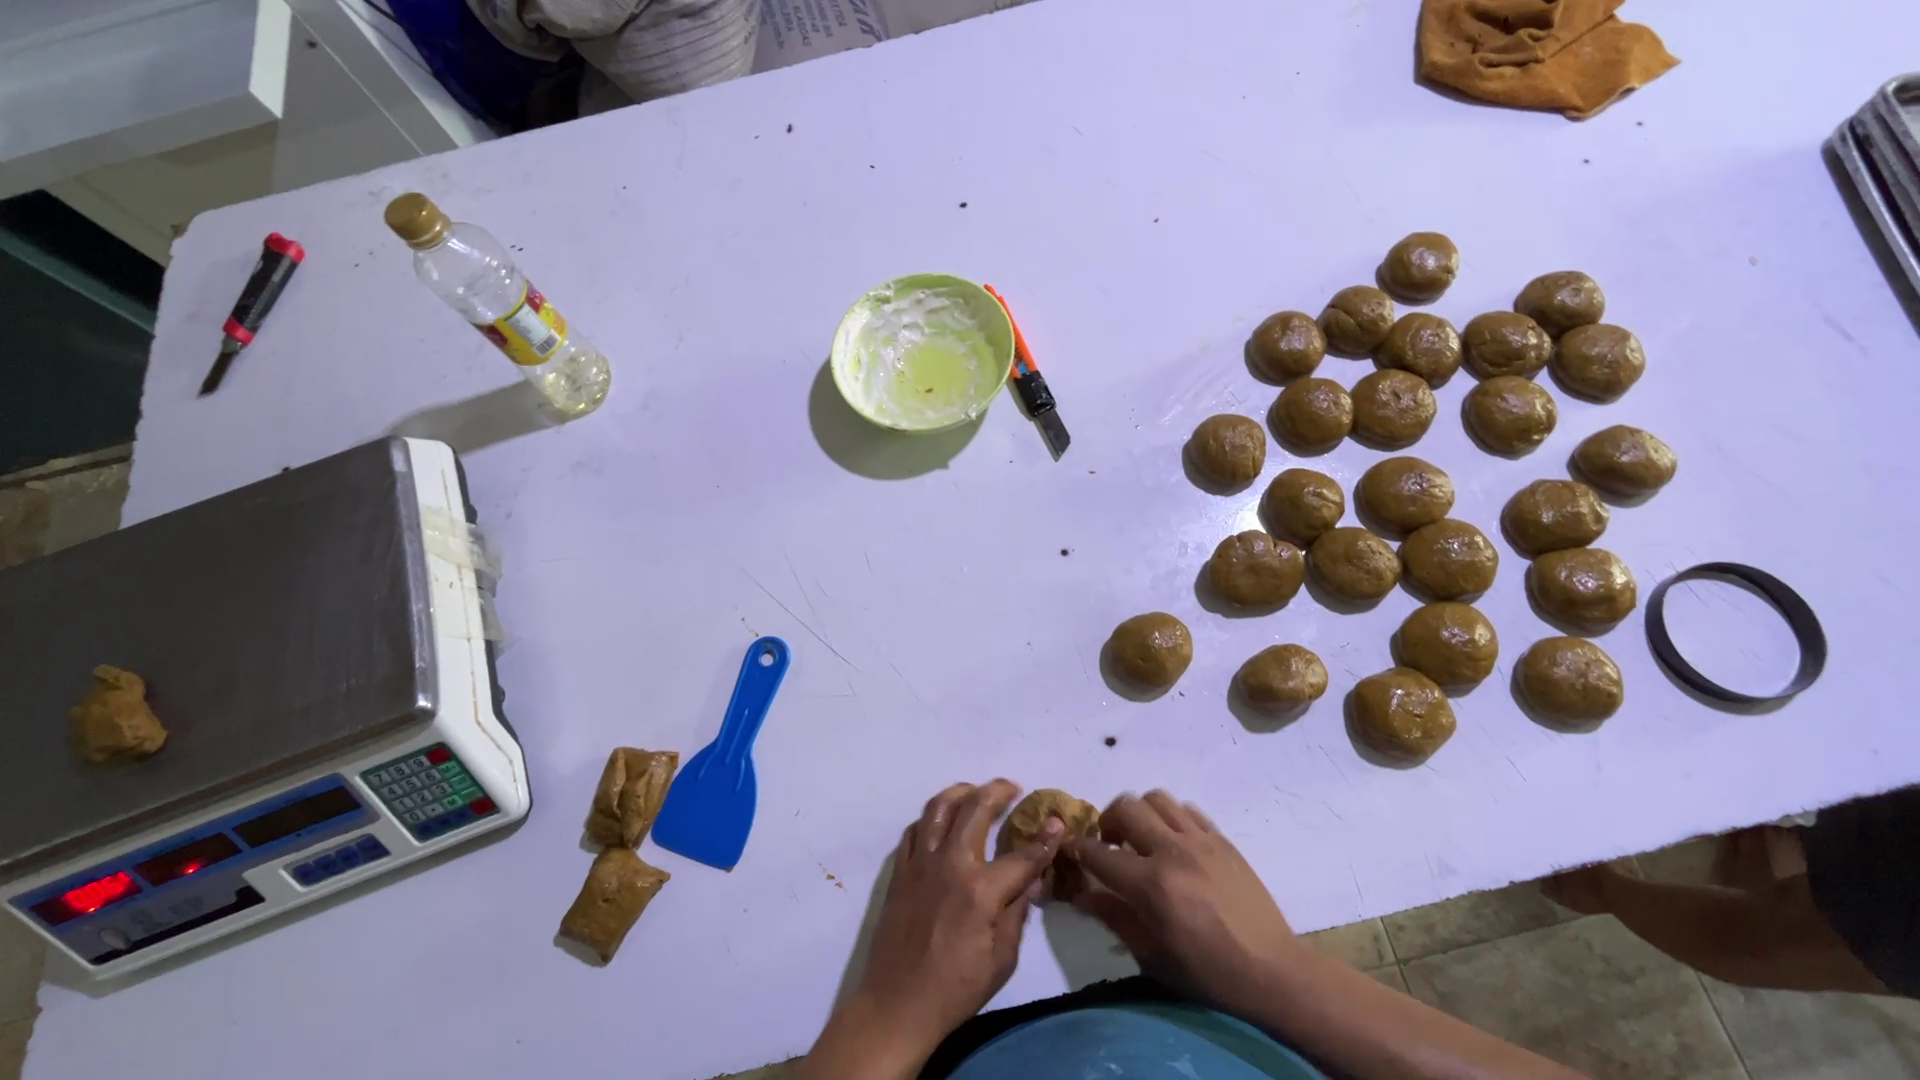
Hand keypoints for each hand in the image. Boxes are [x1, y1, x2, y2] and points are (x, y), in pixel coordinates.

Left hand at [833, 779, 1065, 1068]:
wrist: (897, 1005)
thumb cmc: (956, 990)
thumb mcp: (1003, 960)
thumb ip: (1017, 912)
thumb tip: (1030, 879)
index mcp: (981, 891)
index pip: (1022, 856)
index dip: (1045, 839)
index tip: (1058, 822)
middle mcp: (950, 865)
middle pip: (976, 809)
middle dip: (998, 791)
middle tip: (1012, 788)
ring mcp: (920, 865)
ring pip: (938, 808)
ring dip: (960, 792)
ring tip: (975, 791)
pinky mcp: (899, 872)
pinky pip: (914, 830)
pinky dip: (930, 818)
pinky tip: (941, 822)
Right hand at [1067, 791, 1303, 1012]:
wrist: (1272, 970)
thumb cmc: (1207, 973)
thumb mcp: (1151, 956)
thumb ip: (1113, 917)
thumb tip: (1080, 895)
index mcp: (1151, 885)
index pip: (1098, 853)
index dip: (1077, 849)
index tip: (1071, 851)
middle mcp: (1173, 851)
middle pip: (1125, 807)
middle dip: (1107, 822)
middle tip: (1110, 845)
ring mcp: (1201, 841)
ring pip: (1157, 799)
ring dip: (1140, 814)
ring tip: (1142, 839)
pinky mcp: (1223, 840)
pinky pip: (1187, 810)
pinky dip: (1171, 818)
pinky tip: (1174, 843)